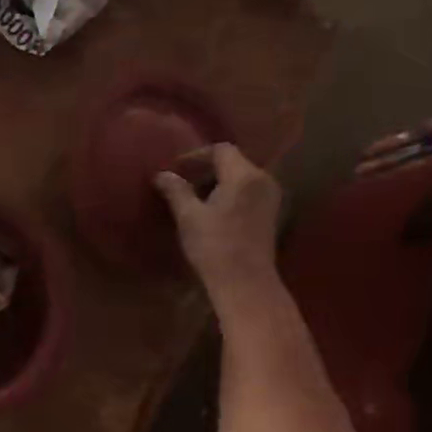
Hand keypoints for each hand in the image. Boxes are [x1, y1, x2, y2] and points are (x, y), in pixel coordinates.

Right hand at [154, 143, 282, 303]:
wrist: (244, 280)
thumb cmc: (213, 245)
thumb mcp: (188, 216)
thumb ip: (176, 190)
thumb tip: (162, 174)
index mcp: (244, 176)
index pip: (222, 150)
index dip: (196, 155)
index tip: (175, 168)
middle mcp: (263, 180)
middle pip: (233, 161)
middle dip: (205, 168)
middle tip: (180, 182)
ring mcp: (270, 197)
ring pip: (241, 177)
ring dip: (216, 182)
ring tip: (191, 197)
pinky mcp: (269, 213)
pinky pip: (247, 191)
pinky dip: (227, 193)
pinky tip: (210, 210)